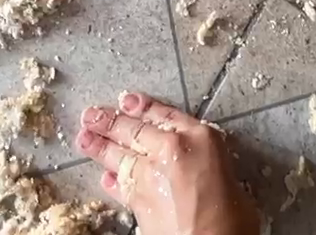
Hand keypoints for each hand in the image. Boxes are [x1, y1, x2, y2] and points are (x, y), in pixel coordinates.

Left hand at [75, 91, 258, 234]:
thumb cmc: (231, 214)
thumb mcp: (225, 171)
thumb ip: (202, 159)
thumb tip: (192, 166)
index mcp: (200, 137)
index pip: (166, 114)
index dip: (144, 107)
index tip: (126, 101)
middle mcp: (172, 149)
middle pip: (136, 130)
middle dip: (110, 122)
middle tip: (91, 115)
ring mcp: (152, 175)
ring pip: (122, 155)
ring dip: (101, 147)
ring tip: (84, 138)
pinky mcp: (139, 203)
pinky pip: (122, 186)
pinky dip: (112, 182)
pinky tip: (104, 179)